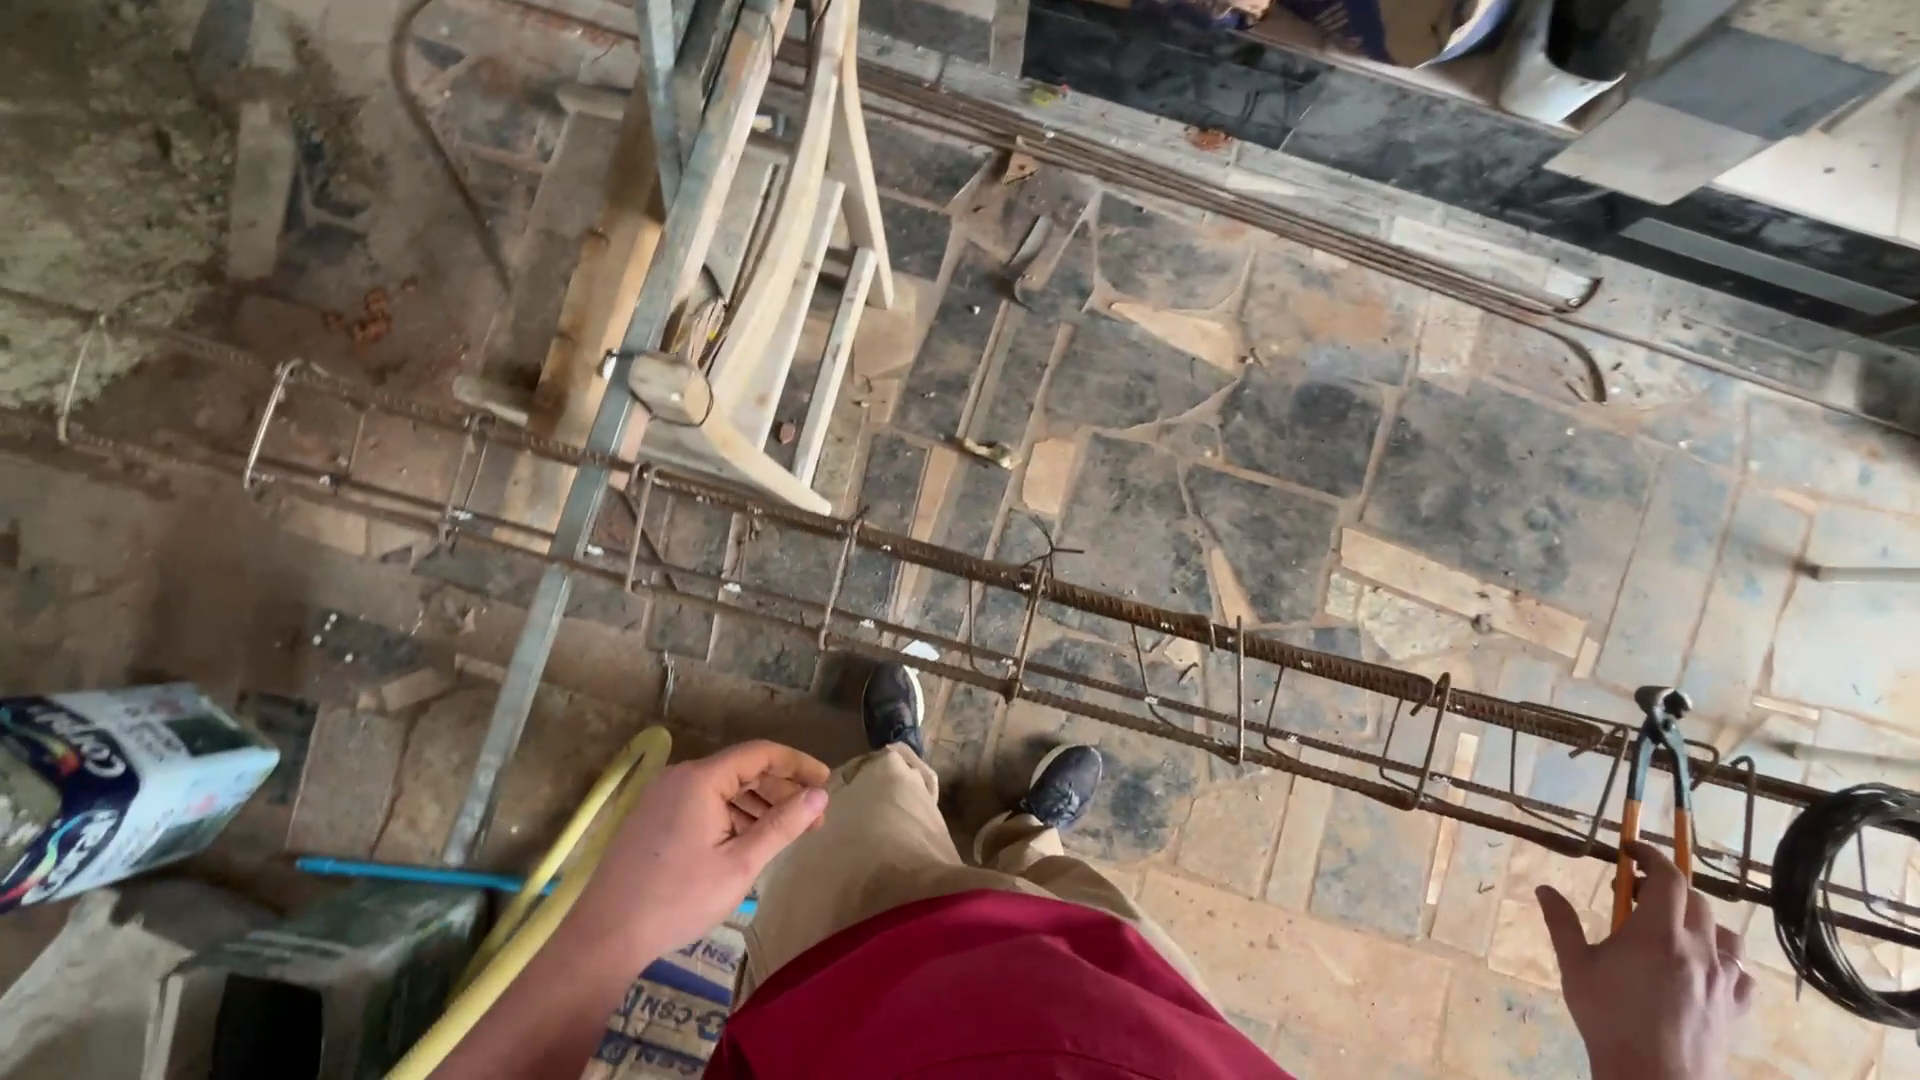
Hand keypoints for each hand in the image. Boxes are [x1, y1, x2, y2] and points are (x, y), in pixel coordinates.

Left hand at [572, 740, 830, 954]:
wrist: (604, 937)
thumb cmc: (677, 900)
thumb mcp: (740, 865)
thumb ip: (783, 825)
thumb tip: (820, 795)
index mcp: (701, 779)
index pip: (761, 753)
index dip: (798, 764)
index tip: (827, 782)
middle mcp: (680, 777)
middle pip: (742, 770)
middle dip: (781, 790)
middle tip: (813, 819)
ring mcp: (662, 797)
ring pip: (723, 789)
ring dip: (758, 806)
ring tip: (786, 833)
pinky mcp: (653, 818)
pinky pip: (703, 804)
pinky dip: (732, 816)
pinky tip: (749, 842)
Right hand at [1538, 840, 1755, 1079]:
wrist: (1655, 1076)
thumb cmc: (1607, 1016)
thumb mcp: (1575, 965)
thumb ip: (1562, 923)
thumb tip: (1544, 889)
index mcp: (1657, 933)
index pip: (1667, 877)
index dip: (1650, 855)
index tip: (1630, 848)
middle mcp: (1698, 949)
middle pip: (1694, 900)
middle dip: (1664, 885)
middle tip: (1633, 892)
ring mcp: (1723, 979)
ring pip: (1723, 932)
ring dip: (1696, 919)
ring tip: (1670, 928)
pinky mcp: (1736, 1005)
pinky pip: (1742, 970)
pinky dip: (1724, 956)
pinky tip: (1705, 965)